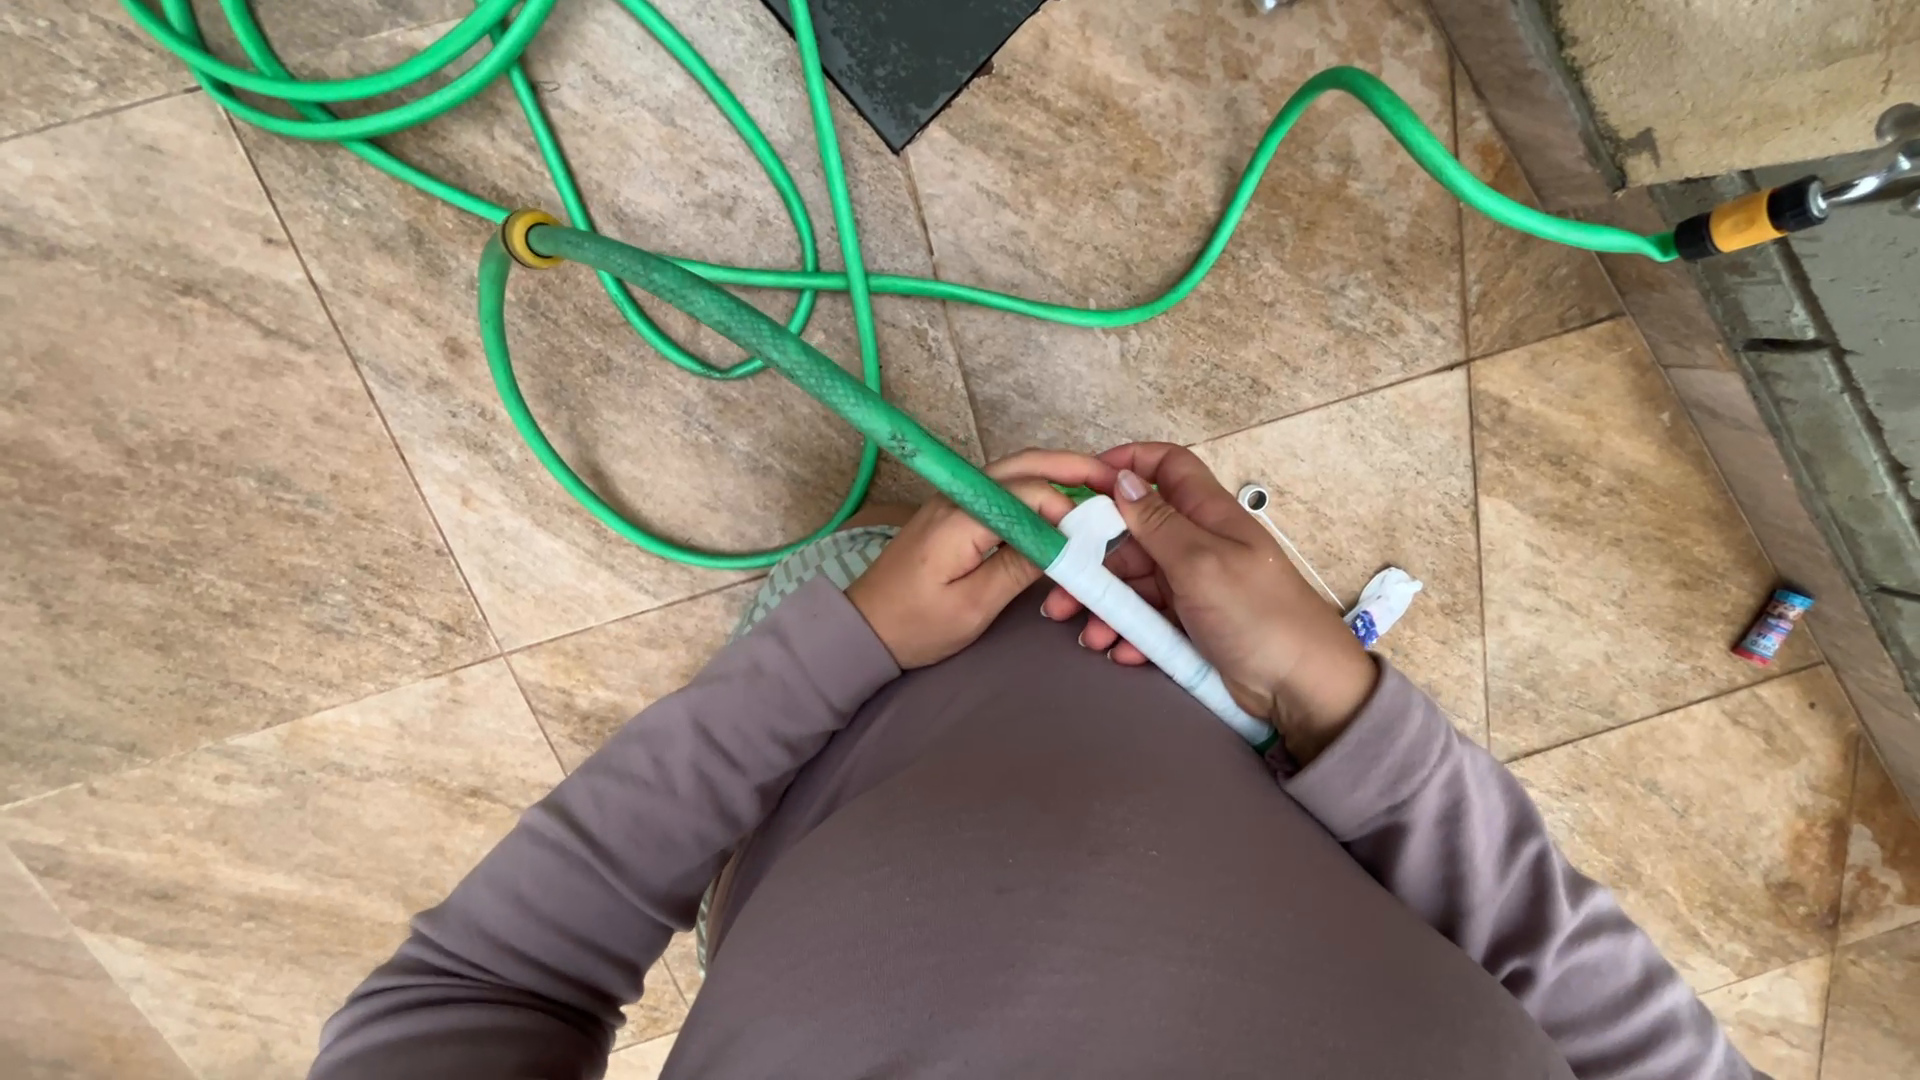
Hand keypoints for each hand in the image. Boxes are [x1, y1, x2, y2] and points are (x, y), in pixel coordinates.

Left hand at [847, 449, 1116, 669]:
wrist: (864, 628)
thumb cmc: (915, 625)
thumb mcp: (973, 606)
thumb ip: (1019, 568)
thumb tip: (1065, 542)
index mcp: (960, 517)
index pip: (1028, 493)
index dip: (1068, 508)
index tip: (1097, 534)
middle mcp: (957, 496)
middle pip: (1022, 464)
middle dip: (1071, 465)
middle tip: (1113, 478)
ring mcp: (953, 499)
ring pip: (1012, 471)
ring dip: (1054, 472)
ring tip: (1095, 484)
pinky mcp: (953, 511)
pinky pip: (1002, 488)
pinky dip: (1034, 487)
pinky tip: (1057, 502)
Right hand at [1041, 443, 1375, 761]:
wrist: (1302, 689)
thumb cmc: (1258, 615)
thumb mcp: (1201, 562)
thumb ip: (1157, 522)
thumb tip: (1122, 478)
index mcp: (1207, 514)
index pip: (1165, 467)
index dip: (1127, 463)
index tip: (1084, 483)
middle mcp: (1196, 543)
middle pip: (1133, 533)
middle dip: (1094, 559)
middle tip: (1061, 590)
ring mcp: (1192, 584)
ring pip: (1133, 581)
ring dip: (1105, 606)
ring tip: (1088, 636)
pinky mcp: (1189, 622)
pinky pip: (1147, 617)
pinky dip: (1129, 633)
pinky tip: (1121, 652)